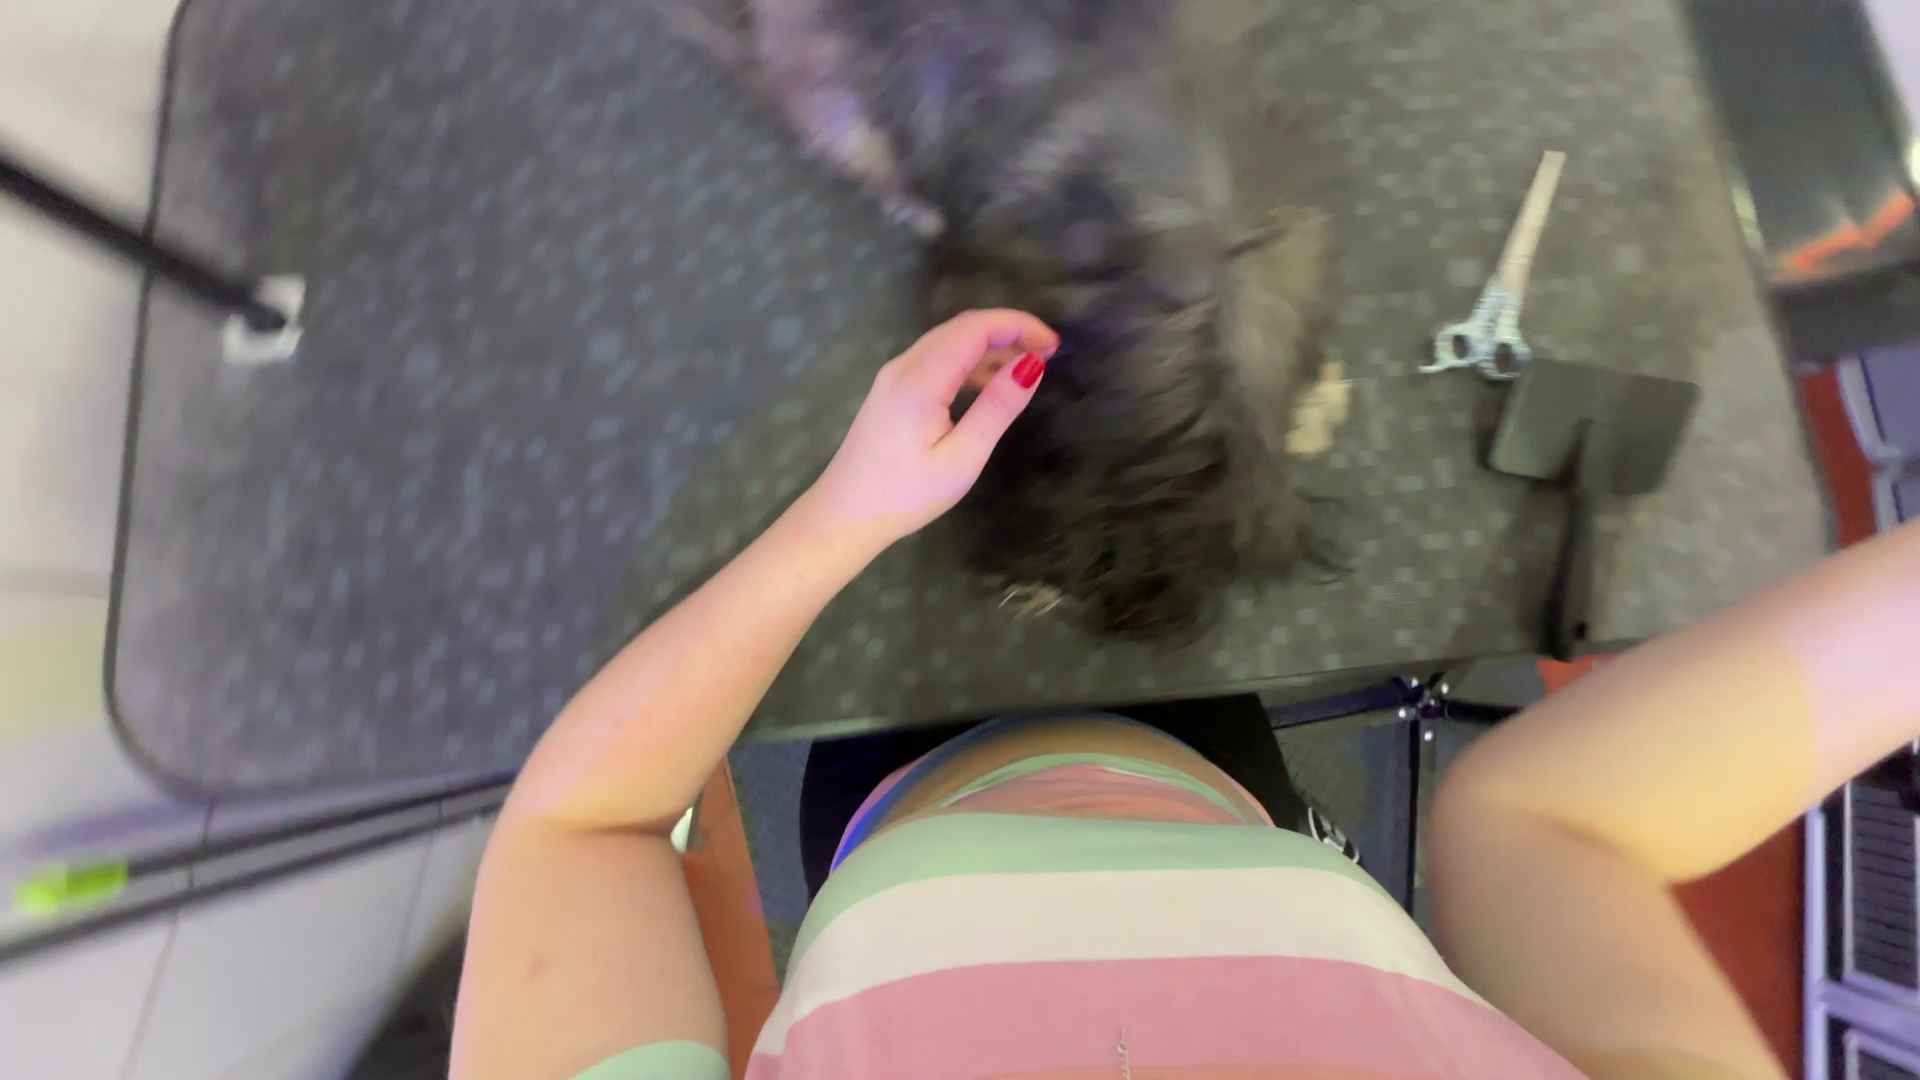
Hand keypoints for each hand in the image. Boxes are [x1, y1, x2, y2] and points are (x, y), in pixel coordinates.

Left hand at [793, 309, 1058, 551]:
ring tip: (1026, 369)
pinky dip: (967, 363)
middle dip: (1007, 331)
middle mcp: (903, 367)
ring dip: (988, 347)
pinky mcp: (891, 392)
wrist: (845, 515)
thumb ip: (996, 409)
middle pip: (961, 328)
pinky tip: (988, 386)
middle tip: (1047, 353)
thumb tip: (1032, 366)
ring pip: (947, 343)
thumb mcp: (961, 458)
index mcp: (921, 380)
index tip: (1053, 344)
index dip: (1018, 325)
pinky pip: (935, 361)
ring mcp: (893, 378)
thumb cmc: (906, 495)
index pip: (975, 328)